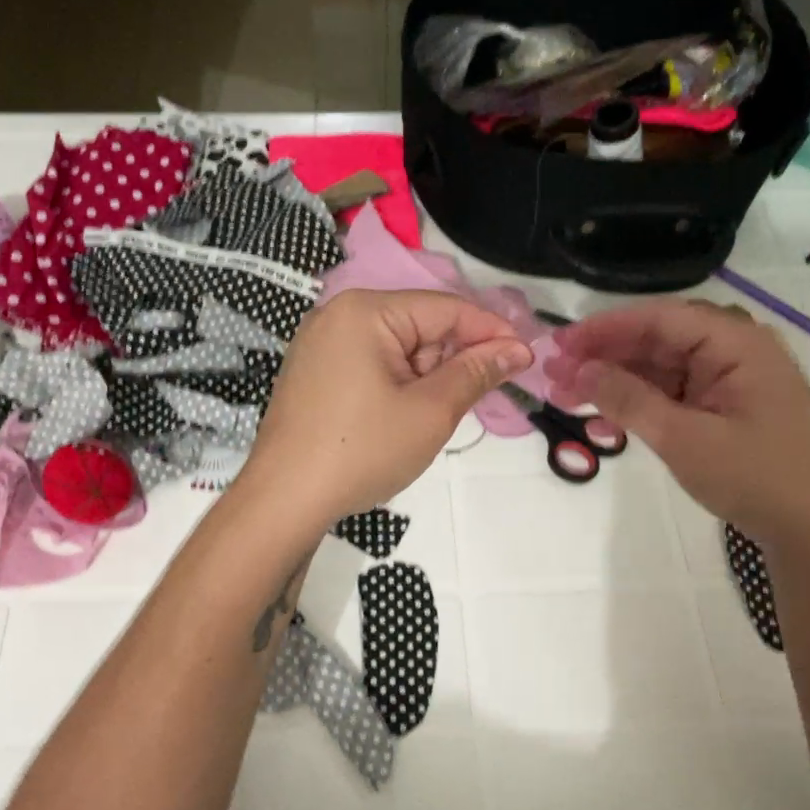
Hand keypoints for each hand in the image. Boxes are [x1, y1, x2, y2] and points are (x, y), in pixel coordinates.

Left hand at [242, 290, 531, 525]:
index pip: (445, 309)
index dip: (491, 332)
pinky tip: (398, 423)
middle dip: (451, 362)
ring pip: (395, 352)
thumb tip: (516, 350)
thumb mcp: (429, 413)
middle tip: (472, 402)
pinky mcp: (312, 377)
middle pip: (418, 327)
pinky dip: (395, 389)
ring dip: (424, 381)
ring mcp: (319, 347)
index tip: (525, 359)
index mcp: (365, 312)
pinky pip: (368, 368)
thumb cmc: (361, 452)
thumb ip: (475, 374)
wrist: (284, 500)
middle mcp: (337, 316)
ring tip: (426, 423)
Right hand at [544, 299, 809, 546]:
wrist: (809, 527)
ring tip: (568, 397)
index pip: (662, 319)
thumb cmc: (753, 476)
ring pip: (662, 368)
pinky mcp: (725, 409)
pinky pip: (673, 394)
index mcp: (738, 344)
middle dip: (606, 356)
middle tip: (556, 376)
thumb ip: (629, 400)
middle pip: (659, 340)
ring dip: (617, 381)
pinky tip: (604, 419)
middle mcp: (735, 352)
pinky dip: (639, 404)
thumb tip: (580, 372)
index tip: (562, 346)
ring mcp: (731, 382)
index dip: (607, 329)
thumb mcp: (683, 438)